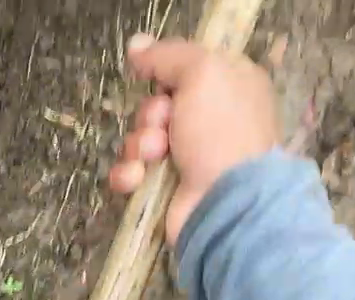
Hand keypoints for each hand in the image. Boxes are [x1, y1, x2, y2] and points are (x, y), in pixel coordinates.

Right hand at [109, 33, 279, 243]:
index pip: (183, 71)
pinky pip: (130, 173)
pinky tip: (138, 180)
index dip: (165, 76)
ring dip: (139, 146)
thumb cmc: (221, 131)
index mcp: (226, 86)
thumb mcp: (203, 73)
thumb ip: (168, 56)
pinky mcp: (162, 189)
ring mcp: (183, 158)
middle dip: (150, 117)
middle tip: (164, 126)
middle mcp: (205, 121)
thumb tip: (135, 44)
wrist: (223, 200)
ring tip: (155, 158)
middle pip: (155, 106)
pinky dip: (128, 175)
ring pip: (139, 140)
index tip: (159, 81)